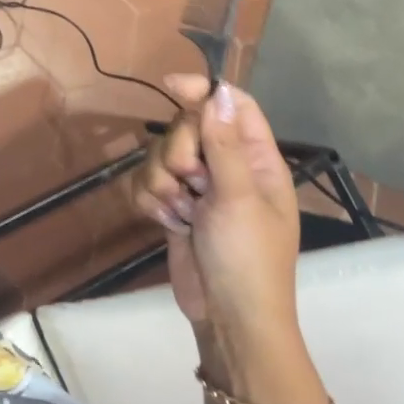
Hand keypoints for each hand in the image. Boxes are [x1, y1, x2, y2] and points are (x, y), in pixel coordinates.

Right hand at [131, 75, 299, 335]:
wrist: (228, 318)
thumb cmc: (248, 258)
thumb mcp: (239, 197)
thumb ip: (224, 143)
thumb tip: (218, 92)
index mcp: (257, 160)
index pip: (232, 105)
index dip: (203, 90)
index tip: (170, 85)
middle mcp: (227, 168)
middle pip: (186, 127)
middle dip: (178, 153)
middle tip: (194, 183)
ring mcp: (198, 188)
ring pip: (160, 156)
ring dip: (163, 184)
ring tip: (183, 214)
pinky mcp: (173, 207)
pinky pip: (145, 184)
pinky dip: (151, 203)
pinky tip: (169, 224)